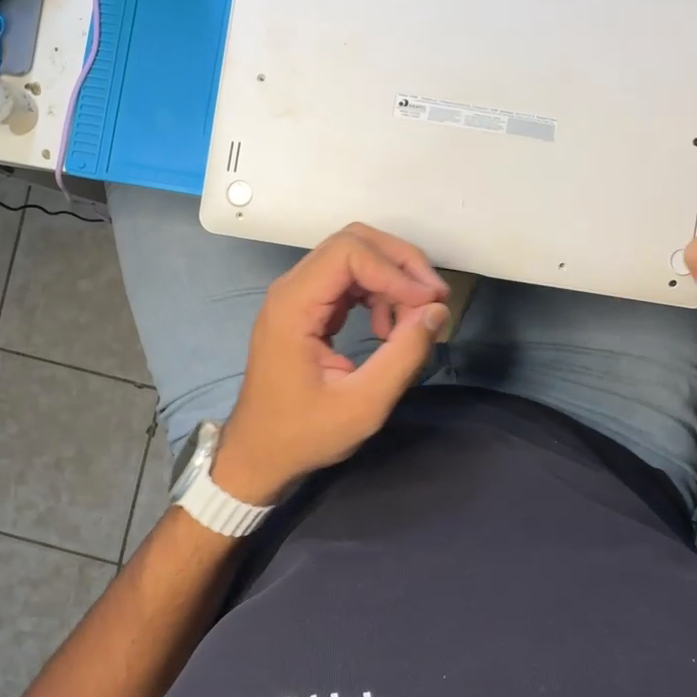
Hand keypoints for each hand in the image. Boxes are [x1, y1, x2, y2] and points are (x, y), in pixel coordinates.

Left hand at [215, 224, 450, 503]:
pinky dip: (377, 293)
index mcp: (293, 306)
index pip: (349, 252)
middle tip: (434, 299)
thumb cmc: (304, 434)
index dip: (395, 271)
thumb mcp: (362, 405)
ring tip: (415, 319)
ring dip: (391, 278)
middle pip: (352, 242)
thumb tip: (437, 312)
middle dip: (399, 263)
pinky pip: (348, 280)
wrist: (259, 453)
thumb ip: (402, 356)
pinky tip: (387, 328)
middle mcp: (291, 289)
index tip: (429, 305)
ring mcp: (297, 296)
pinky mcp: (307, 308)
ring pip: (353, 256)